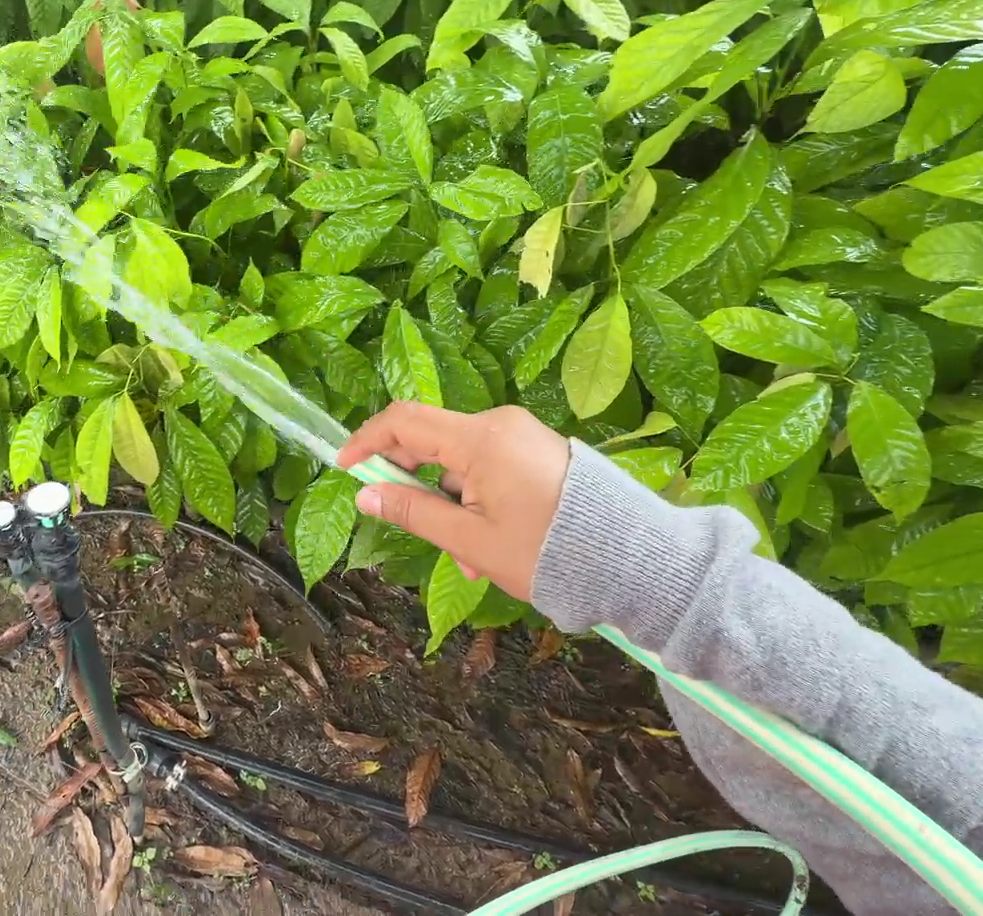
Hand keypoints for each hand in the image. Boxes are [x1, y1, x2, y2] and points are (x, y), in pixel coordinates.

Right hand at [336, 403, 571, 600]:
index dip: (367, 440)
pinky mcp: (536, 449)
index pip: (404, 420)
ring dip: (447, 500)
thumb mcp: (470, 541)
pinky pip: (487, 465)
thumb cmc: (546, 552)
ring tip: (464, 557)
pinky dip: (474, 498)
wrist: (637, 561)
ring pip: (459, 460)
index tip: (345, 467)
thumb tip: (365, 495)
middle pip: (430, 438)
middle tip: (399, 519)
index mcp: (481, 439)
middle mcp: (499, 424)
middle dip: (409, 479)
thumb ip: (413, 512)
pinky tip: (487, 543)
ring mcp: (521, 435)